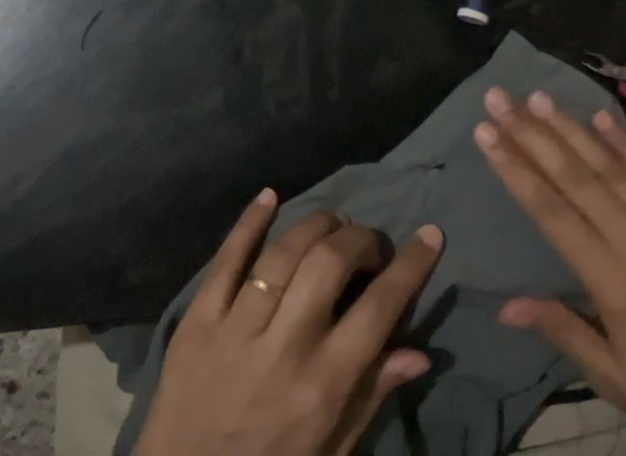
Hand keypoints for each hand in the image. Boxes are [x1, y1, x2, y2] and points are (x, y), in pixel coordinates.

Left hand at [134, 190, 443, 455]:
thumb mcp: (333, 449)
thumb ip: (372, 395)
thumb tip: (419, 351)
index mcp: (323, 384)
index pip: (378, 309)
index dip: (410, 266)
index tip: (429, 235)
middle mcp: (284, 347)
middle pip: (329, 264)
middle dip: (359, 239)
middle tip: (369, 243)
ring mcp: (235, 329)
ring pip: (282, 254)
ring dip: (314, 227)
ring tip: (331, 225)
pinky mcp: (197, 321)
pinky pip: (224, 261)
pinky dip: (248, 223)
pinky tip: (269, 196)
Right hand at [474, 89, 625, 455]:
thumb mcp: (616, 380)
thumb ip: (563, 331)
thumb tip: (504, 305)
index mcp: (615, 282)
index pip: (553, 213)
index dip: (516, 170)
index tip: (486, 135)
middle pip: (577, 177)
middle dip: (533, 134)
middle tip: (500, 99)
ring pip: (613, 166)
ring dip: (572, 128)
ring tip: (538, 97)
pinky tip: (601, 117)